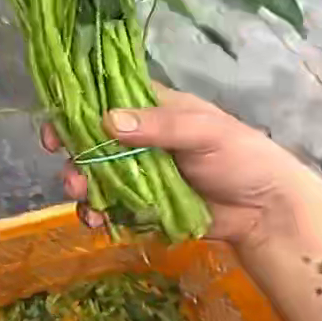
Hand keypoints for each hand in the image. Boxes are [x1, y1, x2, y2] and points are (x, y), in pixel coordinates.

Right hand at [44, 85, 321, 249]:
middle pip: (88, 141)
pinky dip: (95, 212)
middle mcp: (134, 138)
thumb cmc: (241, 157)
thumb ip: (159, 125)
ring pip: (92, 174)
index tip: (56, 130)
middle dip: (73, 157)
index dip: (73, 111)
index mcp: (148, 109)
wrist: (266, 212)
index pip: (101, 100)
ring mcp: (134, 172)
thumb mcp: (205, 131)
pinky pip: (106, 205)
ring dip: (80, 185)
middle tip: (71, 173)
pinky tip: (97, 220)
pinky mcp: (137, 203)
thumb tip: (107, 121)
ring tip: (84, 198)